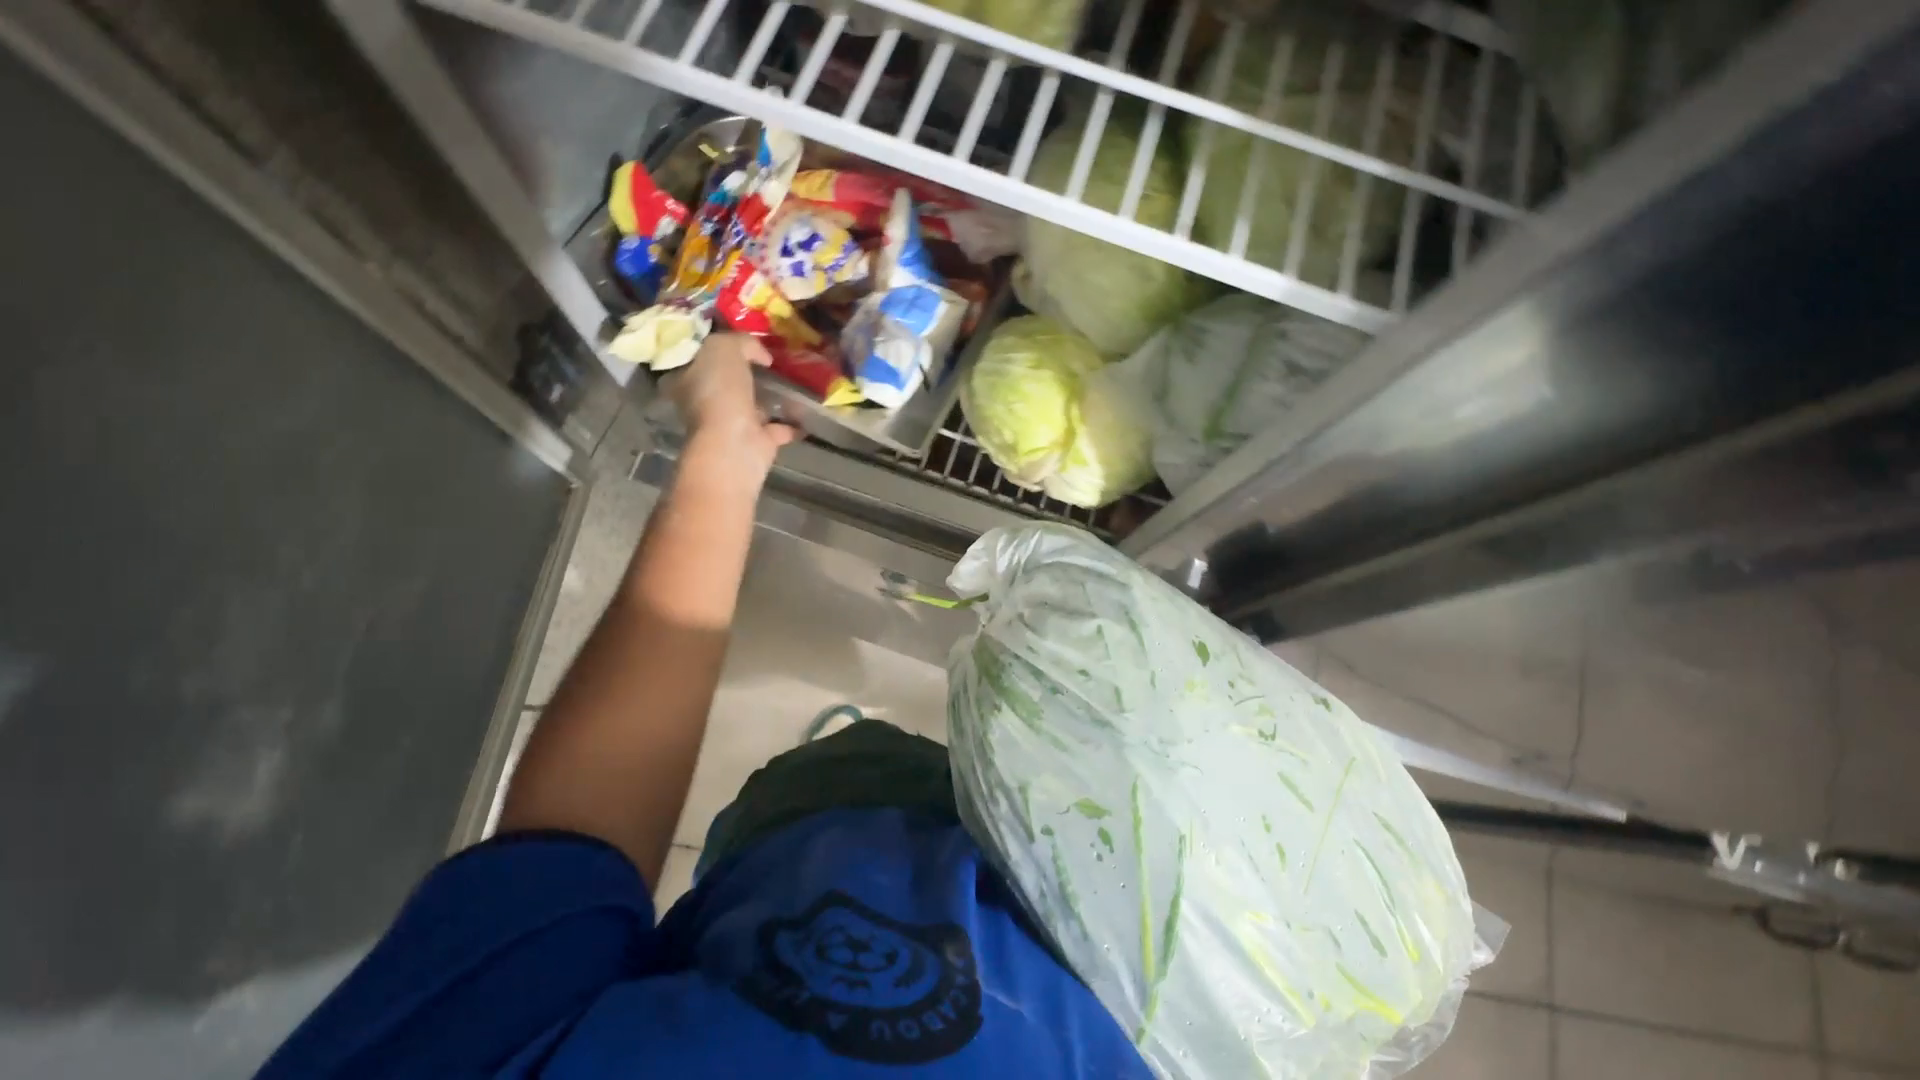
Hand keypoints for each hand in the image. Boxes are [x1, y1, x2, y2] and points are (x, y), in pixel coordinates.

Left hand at [667, 333, 798, 484]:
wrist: (735, 443)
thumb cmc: (720, 392)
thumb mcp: (724, 348)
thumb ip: (741, 342)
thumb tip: (761, 355)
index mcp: (688, 380)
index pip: (702, 357)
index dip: (722, 347)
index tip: (746, 341)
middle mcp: (706, 404)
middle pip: (728, 382)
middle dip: (748, 373)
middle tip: (774, 360)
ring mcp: (732, 426)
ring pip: (752, 406)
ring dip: (770, 399)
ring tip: (794, 382)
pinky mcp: (757, 443)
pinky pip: (776, 428)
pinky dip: (790, 422)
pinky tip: (807, 410)